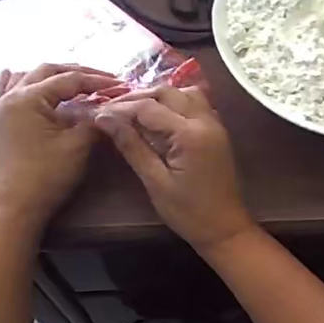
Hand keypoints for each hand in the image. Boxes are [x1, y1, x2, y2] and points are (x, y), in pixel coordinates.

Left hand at [0, 64, 123, 228]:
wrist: (12, 207)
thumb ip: (93, 121)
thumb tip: (108, 108)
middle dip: (76, 73)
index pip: (69, 80)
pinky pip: (2, 90)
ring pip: (25, 77)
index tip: (121, 85)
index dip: (97, 81)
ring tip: (71, 79)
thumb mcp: (77, 147)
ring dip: (50, 75)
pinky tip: (17, 76)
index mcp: (28, 97)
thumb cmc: (45, 176)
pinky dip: (16, 81)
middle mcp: (10, 96)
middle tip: (102, 80)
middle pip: (47, 72)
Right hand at [95, 85, 256, 250]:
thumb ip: (132, 146)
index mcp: (190, 134)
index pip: (149, 108)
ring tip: (133, 111)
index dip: (121, 108)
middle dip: (138, 97)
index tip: (98, 114)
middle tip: (112, 110)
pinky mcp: (217, 132)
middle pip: (167, 92)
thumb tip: (106, 119)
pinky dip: (175, 104)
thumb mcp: (155, 182)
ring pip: (183, 94)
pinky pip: (195, 105)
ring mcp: (214, 124)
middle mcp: (205, 121)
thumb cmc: (189, 213)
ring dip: (158, 97)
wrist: (225, 229)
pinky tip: (158, 118)